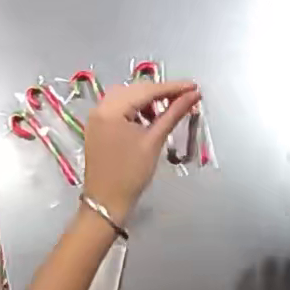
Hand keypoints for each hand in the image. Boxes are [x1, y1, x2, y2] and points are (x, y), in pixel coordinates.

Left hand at [80, 79, 200, 222]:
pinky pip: (118, 109)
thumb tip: (193, 95)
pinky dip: (134, 110)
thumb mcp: (154, 141)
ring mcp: (96, 118)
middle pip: (134, 90)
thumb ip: (173, 114)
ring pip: (125, 98)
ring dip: (146, 101)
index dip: (172, 87)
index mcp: (112, 109)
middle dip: (159, 93)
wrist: (106, 202)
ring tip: (165, 114)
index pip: (146, 90)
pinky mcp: (97, 128)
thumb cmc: (131, 173)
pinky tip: (147, 121)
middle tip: (184, 99)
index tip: (194, 86)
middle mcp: (100, 108)